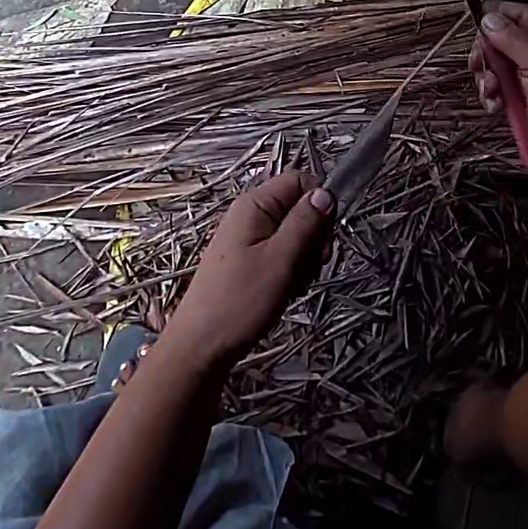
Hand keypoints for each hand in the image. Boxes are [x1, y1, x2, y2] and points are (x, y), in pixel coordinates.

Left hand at [159, 170, 335, 370]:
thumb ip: (306, 222)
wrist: (202, 348)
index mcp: (255, 205)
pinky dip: (292, 272)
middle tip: (306, 265)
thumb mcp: (280, 258)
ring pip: (297, 235)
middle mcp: (252, 216)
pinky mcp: (251, 261)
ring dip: (305, 259)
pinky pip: (285, 255)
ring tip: (292, 283)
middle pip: (301, 209)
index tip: (324, 234)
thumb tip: (326, 193)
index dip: (319, 202)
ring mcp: (250, 239)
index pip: (300, 180)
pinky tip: (285, 291)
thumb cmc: (239, 302)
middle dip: (314, 237)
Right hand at [470, 0, 527, 168]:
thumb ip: (513, 40)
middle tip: (480, 64)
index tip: (477, 24)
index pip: (519, 15)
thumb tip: (489, 18)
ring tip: (492, 91)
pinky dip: (491, 95)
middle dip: (486, 53)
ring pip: (494, 65)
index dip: (496, 17)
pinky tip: (495, 105)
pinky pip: (496, 87)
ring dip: (487, 77)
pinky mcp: (519, 95)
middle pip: (501, 40)